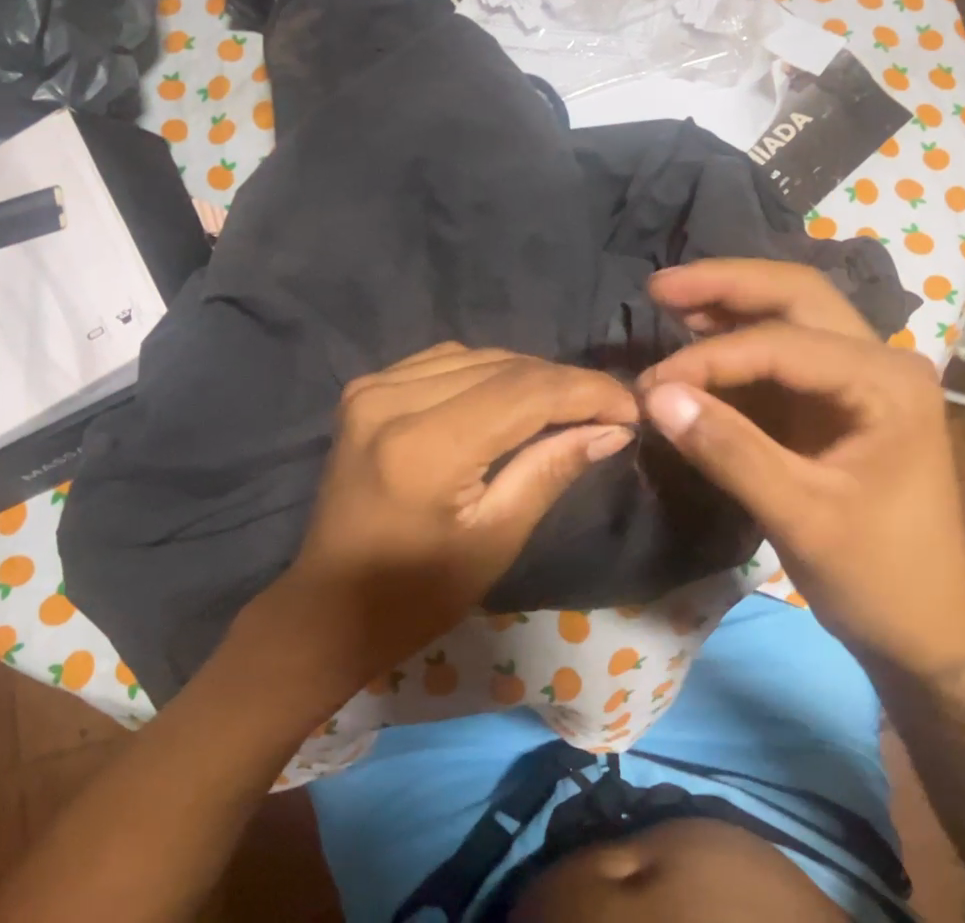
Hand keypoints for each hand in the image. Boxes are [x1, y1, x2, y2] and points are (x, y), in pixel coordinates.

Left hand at [280, 342, 637, 672]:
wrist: (331, 607)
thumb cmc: (418, 594)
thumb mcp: (496, 539)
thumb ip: (551, 469)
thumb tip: (612, 428)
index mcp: (425, 447)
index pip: (526, 392)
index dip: (587, 392)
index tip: (633, 408)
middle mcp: (392, 399)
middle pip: (504, 367)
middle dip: (566, 383)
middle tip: (611, 409)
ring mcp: (372, 389)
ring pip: (477, 357)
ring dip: (530, 376)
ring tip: (570, 406)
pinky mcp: (364, 390)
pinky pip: (444, 362)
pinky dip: (488, 374)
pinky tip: (513, 398)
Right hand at [638, 260, 964, 669]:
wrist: (926, 628)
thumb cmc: (879, 575)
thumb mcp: (801, 515)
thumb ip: (730, 450)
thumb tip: (655, 396)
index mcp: (886, 381)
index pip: (784, 342)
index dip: (710, 357)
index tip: (649, 387)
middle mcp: (881, 363)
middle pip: (798, 298)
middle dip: (727, 287)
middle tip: (659, 287)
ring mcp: (862, 382)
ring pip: (793, 320)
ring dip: (733, 311)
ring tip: (670, 304)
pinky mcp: (840, 407)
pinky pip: (786, 361)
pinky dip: (740, 353)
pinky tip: (698, 351)